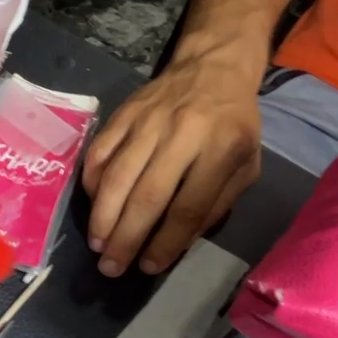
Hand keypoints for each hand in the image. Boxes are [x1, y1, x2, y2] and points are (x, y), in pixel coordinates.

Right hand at [80, 52, 261, 275]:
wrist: (211, 68)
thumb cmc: (233, 125)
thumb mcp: (245, 165)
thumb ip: (216, 204)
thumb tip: (176, 243)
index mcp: (222, 148)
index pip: (189, 206)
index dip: (166, 242)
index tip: (149, 267)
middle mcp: (182, 134)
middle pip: (147, 196)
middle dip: (127, 238)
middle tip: (111, 268)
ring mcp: (147, 123)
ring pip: (117, 177)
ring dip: (103, 218)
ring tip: (98, 245)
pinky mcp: (121, 116)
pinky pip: (98, 155)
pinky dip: (92, 186)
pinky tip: (94, 208)